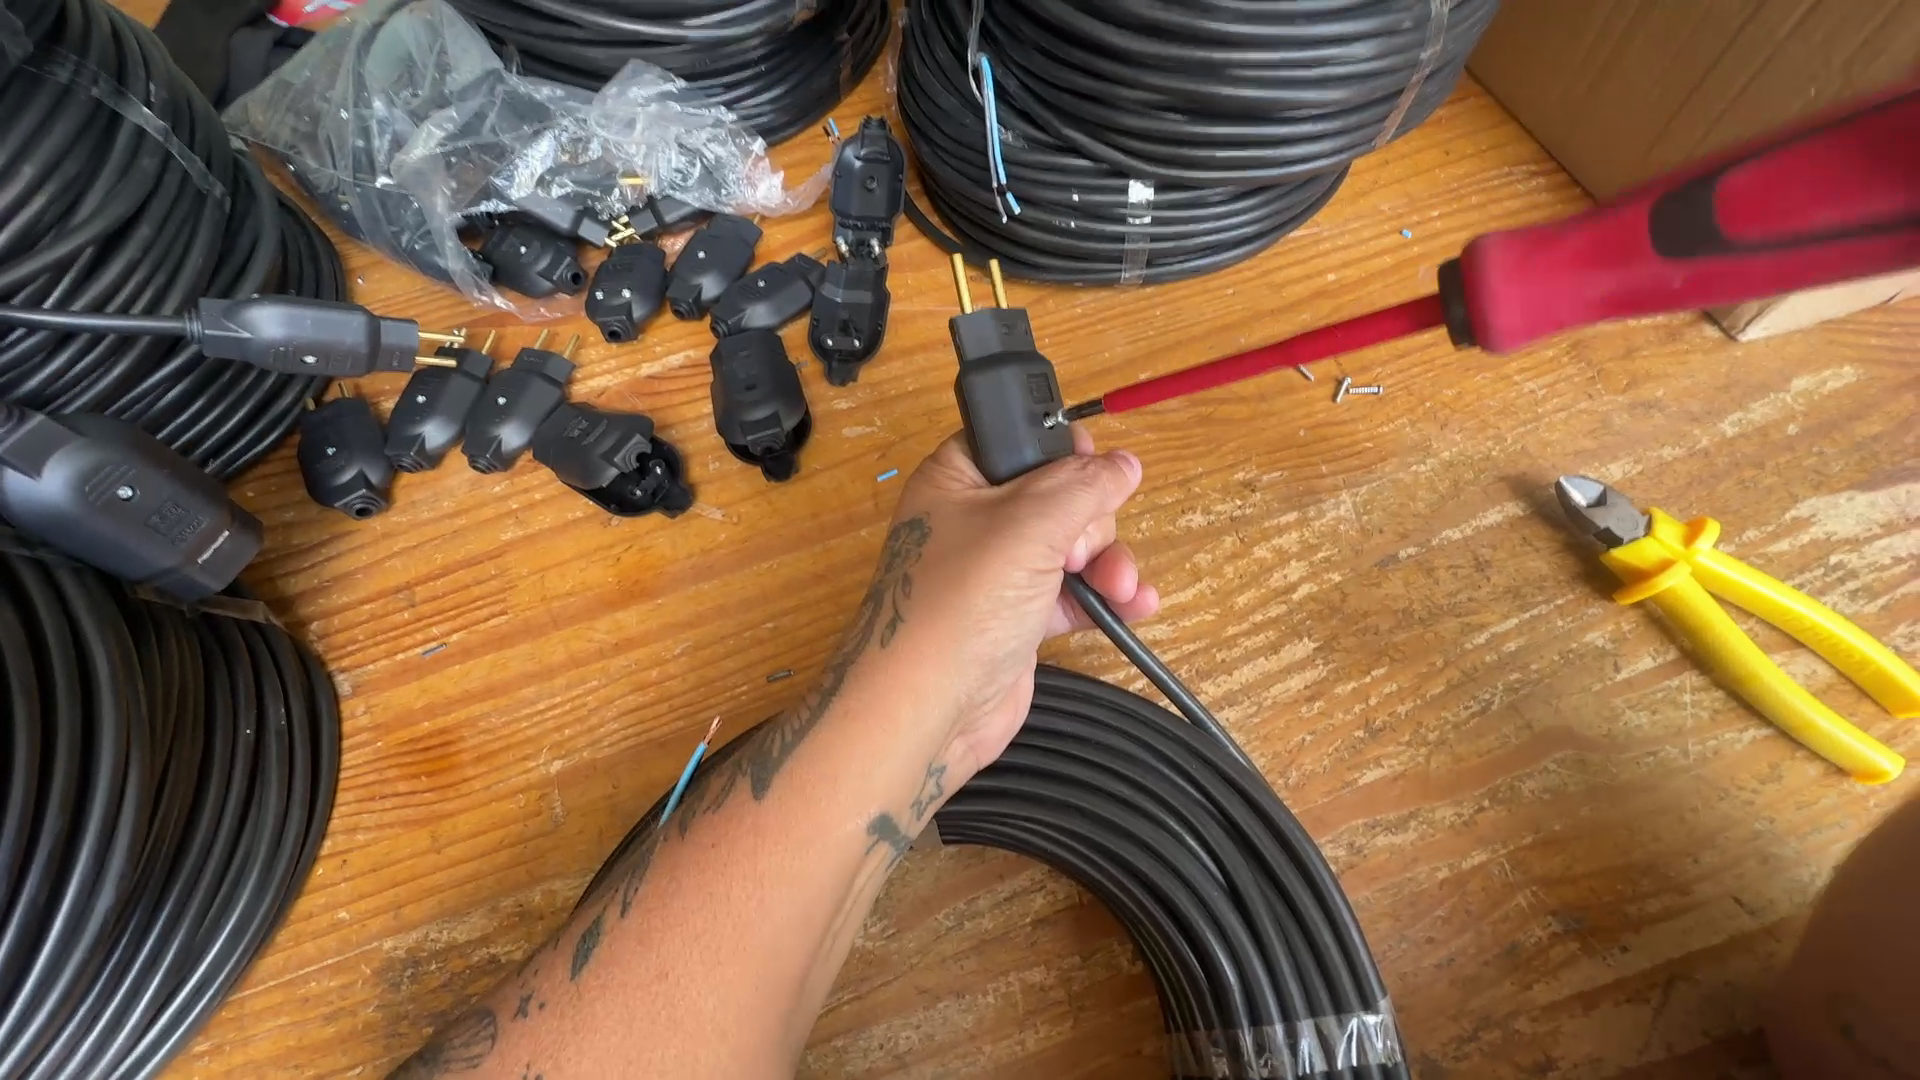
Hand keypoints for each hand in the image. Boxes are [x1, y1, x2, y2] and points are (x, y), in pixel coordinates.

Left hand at [854, 428, 1157, 780]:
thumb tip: (1125, 463)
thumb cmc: (963, 601)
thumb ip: (1082, 486)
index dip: (1062, 450)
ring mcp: (1000, 571)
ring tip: (1122, 588)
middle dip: (1091, 522)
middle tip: (1077, 551)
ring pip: (1073, 546)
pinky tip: (1136, 604)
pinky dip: (1105, 598)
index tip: (1093, 471)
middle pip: (1060, 495)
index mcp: (959, 478)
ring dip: (1108, 563)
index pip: (1020, 440)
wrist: (929, 709)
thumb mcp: (1027, 526)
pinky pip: (1074, 593)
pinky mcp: (1020, 616)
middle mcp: (977, 519)